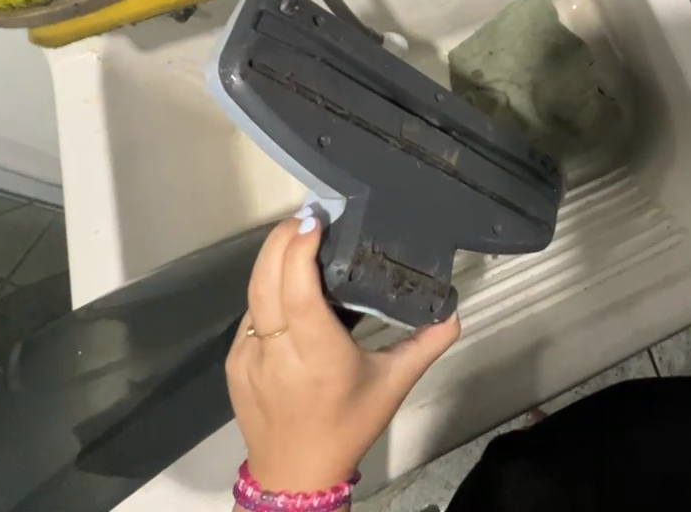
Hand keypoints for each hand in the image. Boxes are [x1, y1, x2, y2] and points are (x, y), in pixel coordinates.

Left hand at [225, 209, 460, 492]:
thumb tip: (455, 309)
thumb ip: (428, 343)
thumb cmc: (349, 425)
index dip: (299, 253)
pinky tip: (289, 273)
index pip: (298, 295)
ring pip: (254, 293)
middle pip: (266, 283)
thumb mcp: (395, 383)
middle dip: (281, 241)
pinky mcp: (235, 361)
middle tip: (309, 212)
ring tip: (300, 232)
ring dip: (273, 257)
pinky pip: (252, 310)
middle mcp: (276, 354)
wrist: (293, 476)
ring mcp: (248, 357)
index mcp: (317, 358)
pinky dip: (269, 283)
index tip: (314, 221)